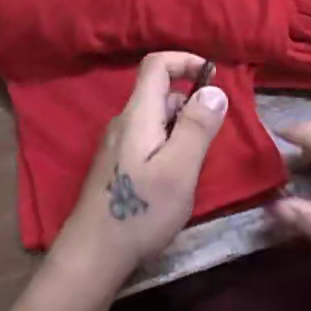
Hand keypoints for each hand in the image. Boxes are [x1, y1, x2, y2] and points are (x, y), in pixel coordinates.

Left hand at [51, 52, 229, 287]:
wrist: (95, 250)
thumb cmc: (140, 210)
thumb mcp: (179, 169)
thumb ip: (196, 127)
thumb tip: (214, 89)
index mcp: (136, 115)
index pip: (155, 65)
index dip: (186, 60)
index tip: (215, 76)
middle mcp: (122, 122)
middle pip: (159, 93)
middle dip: (191, 104)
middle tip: (211, 141)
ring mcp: (116, 143)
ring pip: (155, 119)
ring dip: (181, 129)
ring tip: (194, 165)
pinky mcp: (116, 164)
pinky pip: (147, 139)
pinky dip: (168, 145)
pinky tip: (175, 178)